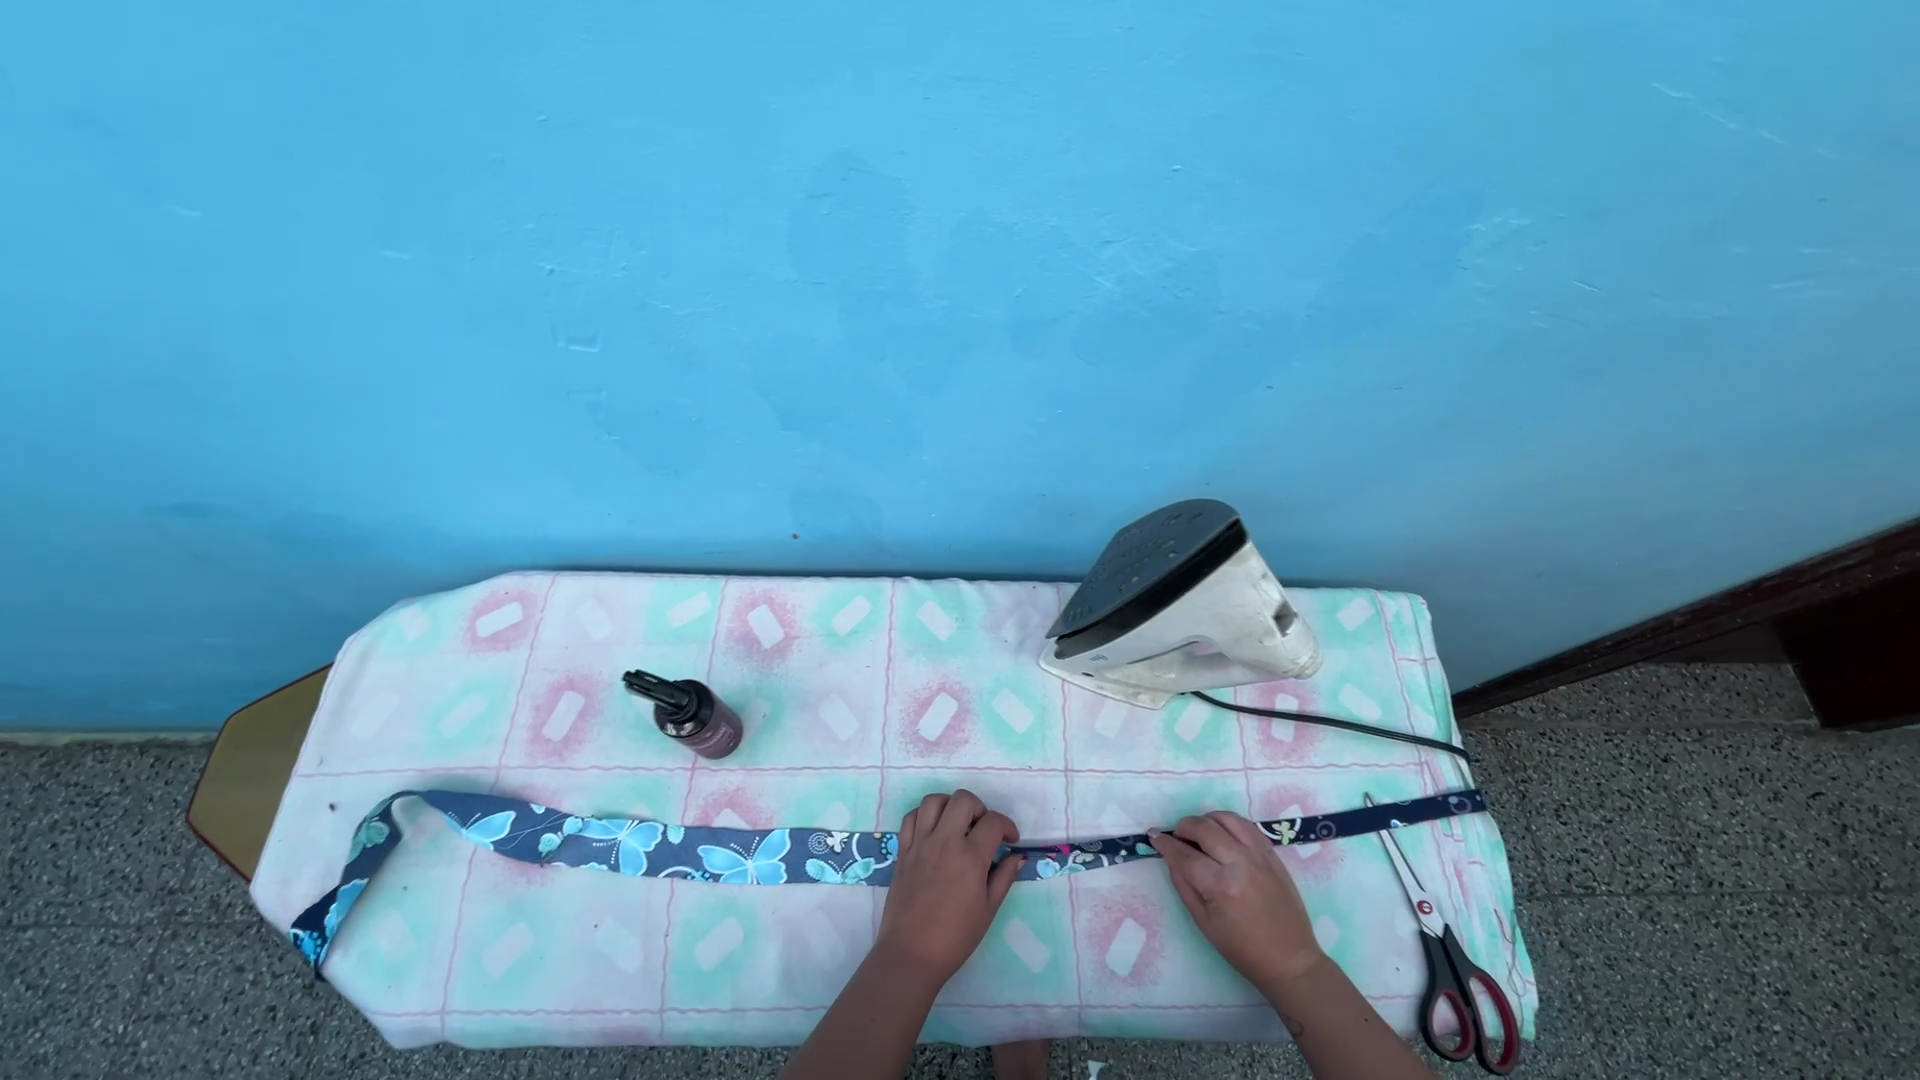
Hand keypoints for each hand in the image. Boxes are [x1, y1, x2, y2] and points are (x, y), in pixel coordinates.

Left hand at [874, 790, 1023, 985]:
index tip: (1010, 840)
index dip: (1007, 826)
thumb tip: (1017, 857)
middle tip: (983, 829)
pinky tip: (933, 831)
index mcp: (970, 857)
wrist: (911, 954)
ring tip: (957, 824)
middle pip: (963, 799)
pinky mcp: (902, 851)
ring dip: (950, 805)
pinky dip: (924, 816)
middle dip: (980, 808)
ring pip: (934, 801)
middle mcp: (945, 842)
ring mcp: (920, 844)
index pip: (993, 822)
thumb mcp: (988, 909)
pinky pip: (911, 818)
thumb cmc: (955, 937)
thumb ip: (1004, 877)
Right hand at [1149, 811, 1324, 991]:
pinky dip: (1229, 823)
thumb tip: (1171, 858)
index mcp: (1221, 886)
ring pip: (1226, 818)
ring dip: (1206, 820)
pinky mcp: (1273, 854)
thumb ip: (1183, 885)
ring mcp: (1260, 856)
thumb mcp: (1203, 922)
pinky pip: (1247, 825)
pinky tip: (1222, 835)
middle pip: (1204, 828)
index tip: (1154, 837)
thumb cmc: (1242, 948)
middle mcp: (1241, 863)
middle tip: (1176, 837)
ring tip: (1199, 833)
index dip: (1165, 843)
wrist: (1289, 959)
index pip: (1184, 854)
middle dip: (1182, 827)